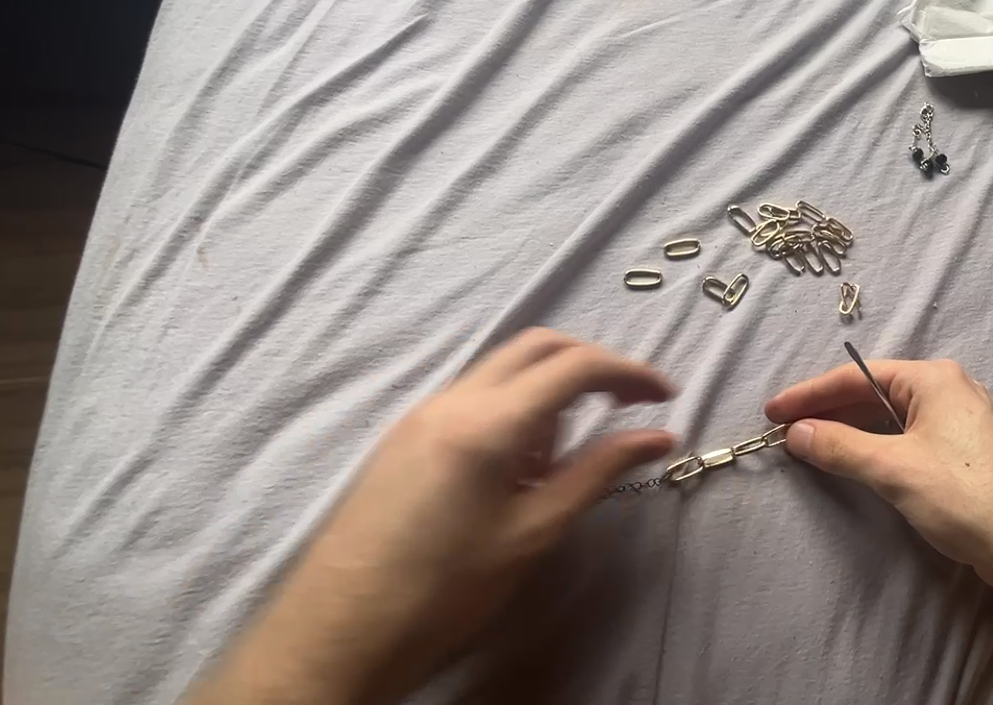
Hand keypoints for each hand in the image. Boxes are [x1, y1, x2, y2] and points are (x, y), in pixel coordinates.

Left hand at [190, 329, 676, 704]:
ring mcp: (423, 414)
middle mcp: (453, 400)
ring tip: (568, 449)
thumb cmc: (442, 594)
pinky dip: (518, 404)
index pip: (576, 366)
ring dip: (554, 384)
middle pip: (541, 346)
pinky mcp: (406, 435)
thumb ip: (600, 471)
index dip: (631, 373)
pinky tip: (522, 460)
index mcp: (488, 422)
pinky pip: (478, 393)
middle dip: (594, 364)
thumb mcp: (533, 532)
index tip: (666, 396)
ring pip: (507, 366)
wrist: (326, 646)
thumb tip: (661, 437)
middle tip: (628, 401)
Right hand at [769, 358, 992, 704]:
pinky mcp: (966, 448)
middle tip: (786, 427)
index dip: (812, 393)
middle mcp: (949, 387)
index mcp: (934, 378)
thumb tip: (797, 431)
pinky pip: (909, 433)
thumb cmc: (963, 496)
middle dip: (831, 409)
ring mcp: (961, 417)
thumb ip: (841, 446)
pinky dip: (878, 442)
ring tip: (811, 441)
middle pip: (876, 391)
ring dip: (853, 427)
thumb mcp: (895, 469)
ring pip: (893, 414)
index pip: (859, 375)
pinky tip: (857, 457)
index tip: (774, 410)